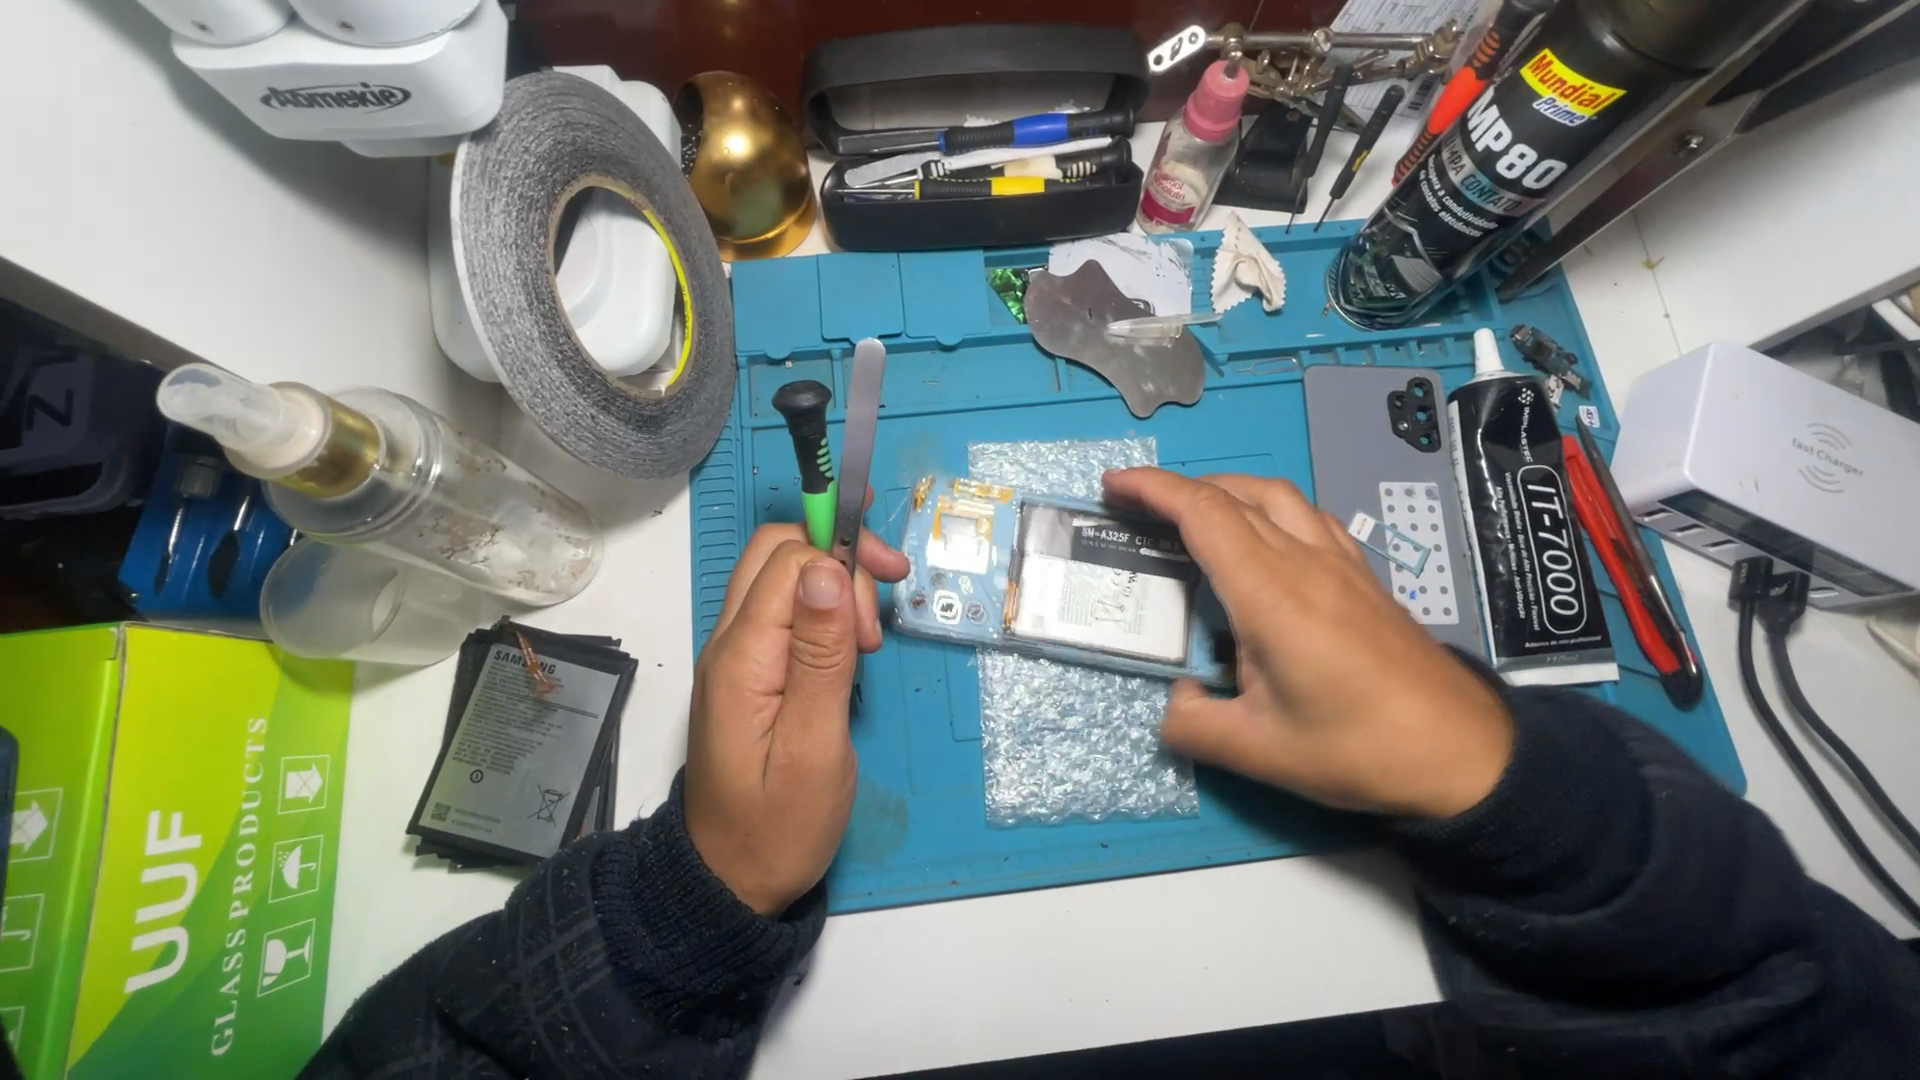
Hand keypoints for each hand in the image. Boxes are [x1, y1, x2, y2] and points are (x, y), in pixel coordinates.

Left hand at [684, 520, 908, 915]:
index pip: (789, 560)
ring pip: (781, 578)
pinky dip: (823, 611)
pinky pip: (783, 611)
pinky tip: (849, 648)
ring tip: (868, 641)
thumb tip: (828, 570)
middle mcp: (730, 641)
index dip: (843, 561)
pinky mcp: (749, 671)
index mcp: (742, 655)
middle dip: (839, 558)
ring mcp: (736, 655)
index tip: (881, 607)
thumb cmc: (780, 824)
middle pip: (778, 553)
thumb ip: (821, 655)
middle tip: (881, 609)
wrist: (731, 878)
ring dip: (833, 586)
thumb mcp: (814, 746)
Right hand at [1103, 468, 1513, 819]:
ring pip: (1274, 495)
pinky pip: (1306, 515)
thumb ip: (1193, 725)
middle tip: (1133, 502)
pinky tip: (1260, 536)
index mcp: (1270, 594)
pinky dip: (1265, 506)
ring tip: (1189, 511)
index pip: (1204, 514)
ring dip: (1222, 490)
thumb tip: (1175, 700)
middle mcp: (1304, 562)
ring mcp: (1339, 563)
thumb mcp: (1258, 752)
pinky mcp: (1362, 575)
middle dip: (1174, 487)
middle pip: (1232, 496)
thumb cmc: (1358, 748)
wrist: (1467, 755)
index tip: (1114, 485)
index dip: (1153, 490)